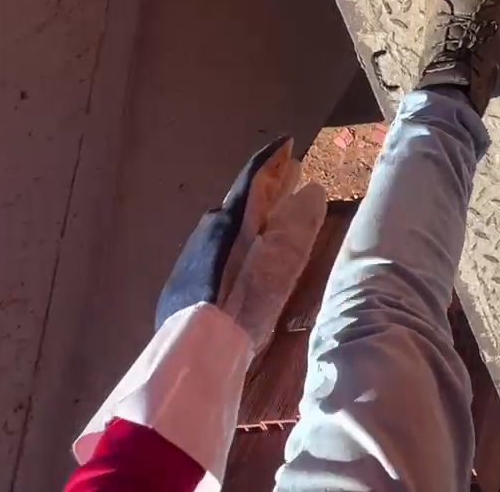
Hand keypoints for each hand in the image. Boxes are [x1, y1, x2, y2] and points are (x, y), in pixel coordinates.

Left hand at [154, 136, 326, 346]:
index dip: (269, 159)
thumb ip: (295, 231)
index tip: (287, 142)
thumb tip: (313, 191)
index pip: (250, 180)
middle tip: (292, 170)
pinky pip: (221, 242)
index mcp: (227, 223)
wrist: (193, 358)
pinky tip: (254, 244)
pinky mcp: (187, 281)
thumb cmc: (238, 311)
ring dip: (256, 208)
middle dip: (268, 183)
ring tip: (280, 201)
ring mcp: (194, 256)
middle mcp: (208, 232)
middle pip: (242, 198)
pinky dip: (243, 233)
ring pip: (231, 221)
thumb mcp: (274, 270)